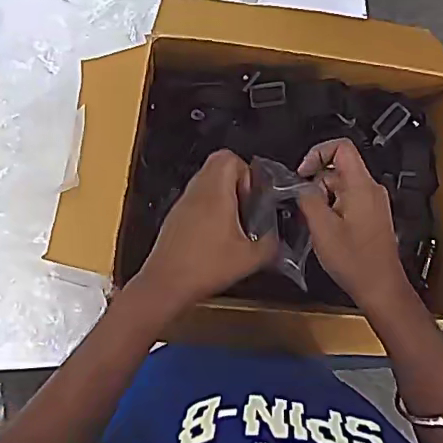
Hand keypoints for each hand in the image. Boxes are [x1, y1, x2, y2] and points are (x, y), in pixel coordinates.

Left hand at [131, 149, 275, 314]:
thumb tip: (277, 239)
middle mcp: (196, 192)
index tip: (251, 198)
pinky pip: (196, 200)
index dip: (246, 173)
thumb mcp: (250, 259)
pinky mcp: (174, 218)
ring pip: (206, 182)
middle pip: (217, 166)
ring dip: (223, 196)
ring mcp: (182, 204)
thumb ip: (272, 245)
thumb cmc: (205, 267)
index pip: (229, 157)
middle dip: (237, 183)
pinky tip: (215, 238)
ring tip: (232, 225)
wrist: (165, 285)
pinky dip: (209, 210)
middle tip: (245, 209)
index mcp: (214, 193)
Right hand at [295, 139, 413, 308]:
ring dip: (323, 200)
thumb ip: (307, 200)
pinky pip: (348, 201)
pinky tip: (328, 232)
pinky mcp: (372, 216)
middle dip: (316, 185)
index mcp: (362, 186)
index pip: (341, 147)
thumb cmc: (357, 262)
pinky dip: (333, 210)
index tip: (303, 173)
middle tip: (307, 208)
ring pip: (340, 187)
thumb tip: (300, 187)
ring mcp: (373, 203)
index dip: (317, 154)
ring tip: (318, 225)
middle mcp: (371, 190)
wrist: (380, 286)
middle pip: (337, 169)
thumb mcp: (322, 228)